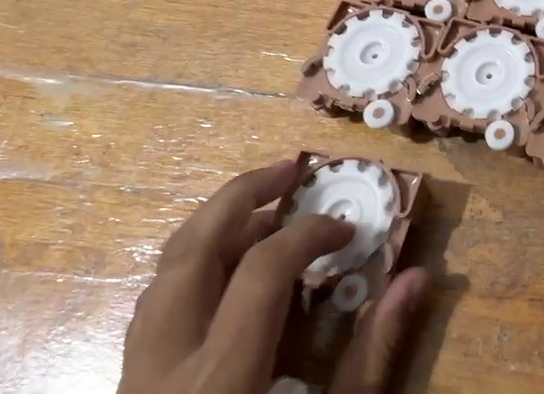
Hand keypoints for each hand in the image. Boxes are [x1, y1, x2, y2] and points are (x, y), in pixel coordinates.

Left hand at [119, 161, 428, 393]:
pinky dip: (193, 264)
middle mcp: (164, 369)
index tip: (349, 230)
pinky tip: (229, 269)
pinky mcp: (127, 387)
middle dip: (242, 196)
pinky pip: (154, 302)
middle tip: (292, 171)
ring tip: (264, 208)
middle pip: (190, 250)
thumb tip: (416, 278)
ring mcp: (134, 378)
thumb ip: (372, 355)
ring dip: (214, 225)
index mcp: (219, 381)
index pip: (263, 269)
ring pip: (162, 271)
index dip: (310, 233)